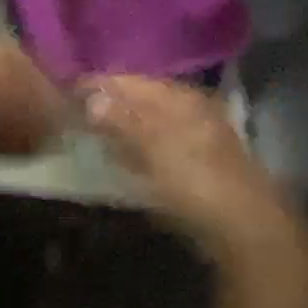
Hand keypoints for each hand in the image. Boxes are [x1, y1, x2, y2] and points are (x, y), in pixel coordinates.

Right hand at [82, 76, 306, 259]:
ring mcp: (193, 135)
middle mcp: (188, 109)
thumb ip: (120, 119)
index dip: (95, 84)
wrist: (243, 227)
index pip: (128, 79)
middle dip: (104, 104)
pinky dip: (132, 146)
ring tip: (86, 134)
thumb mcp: (151, 145)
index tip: (63, 94)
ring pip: (144, 121)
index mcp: (180, 97)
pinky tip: (116, 156)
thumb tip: (90, 97)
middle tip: (70, 115)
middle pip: (137, 98)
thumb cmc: (194, 180)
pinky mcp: (193, 161)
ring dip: (117, 126)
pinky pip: (153, 143)